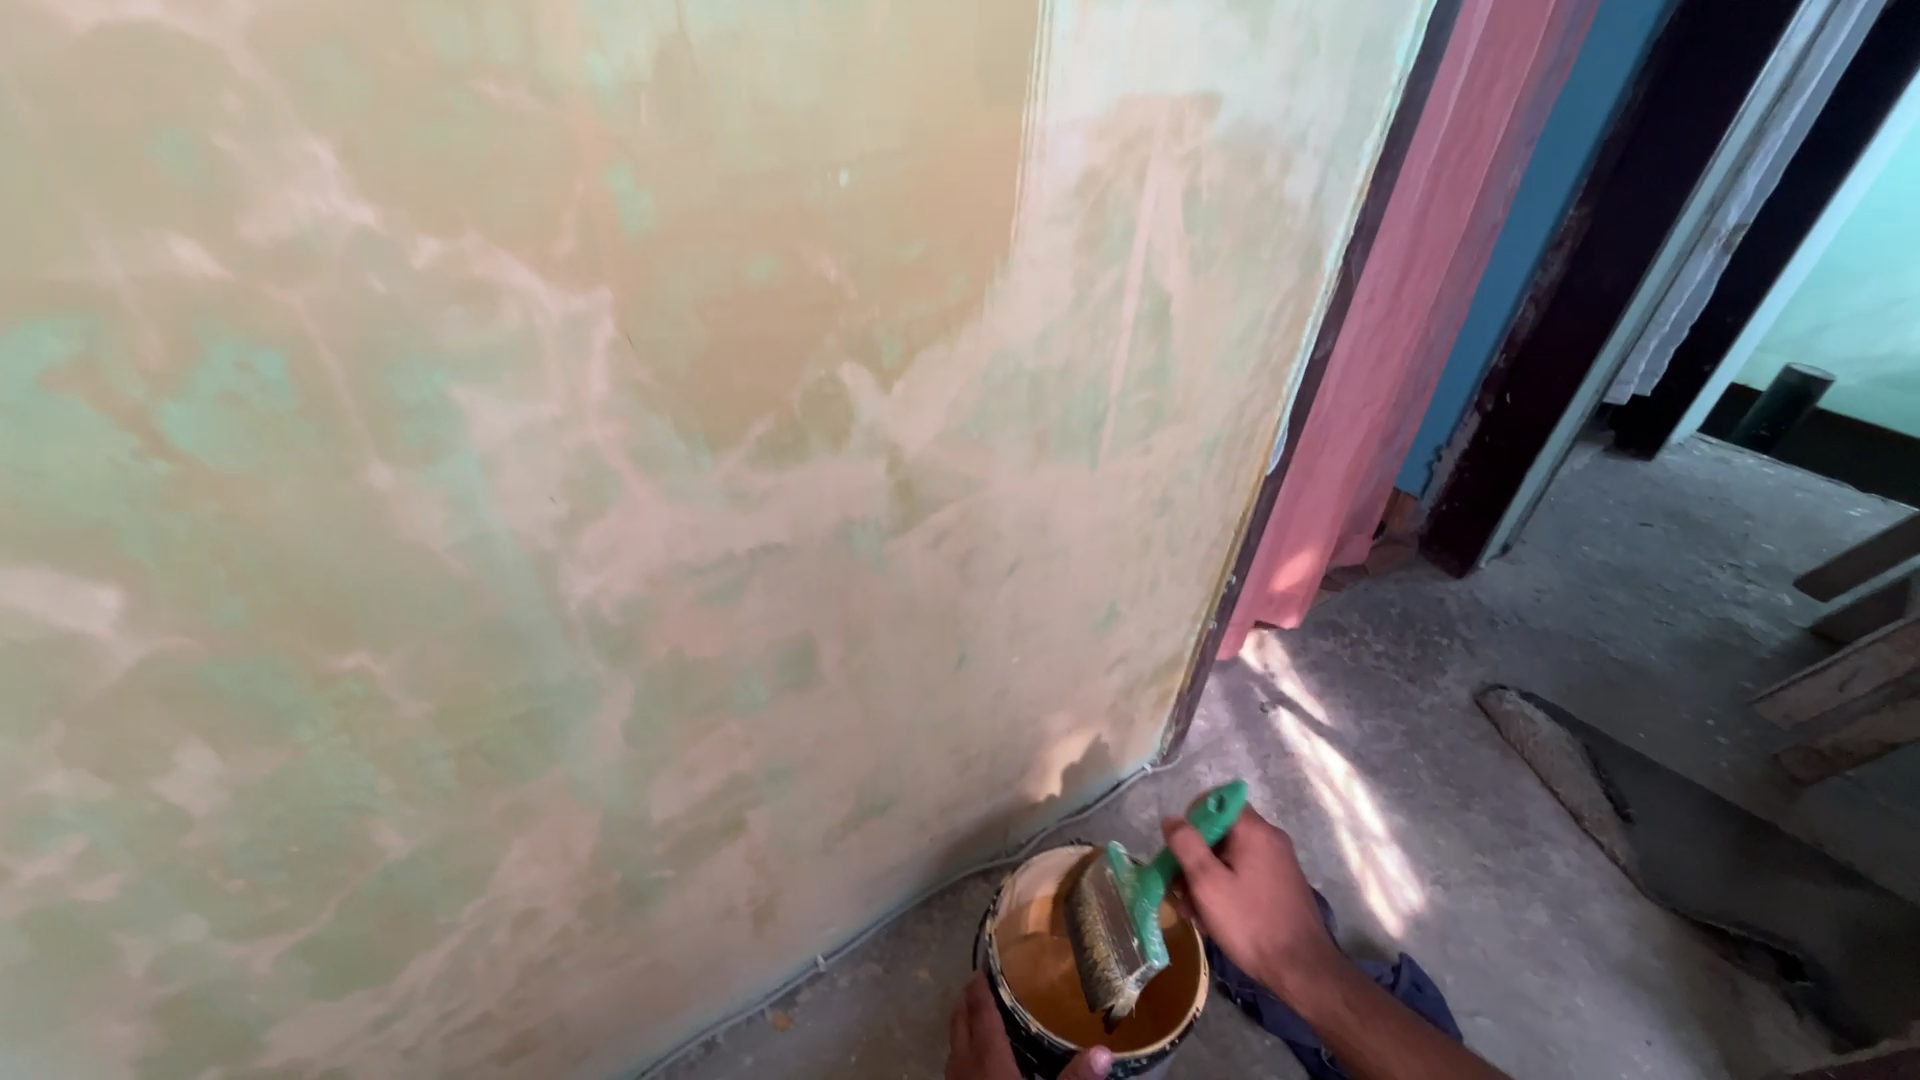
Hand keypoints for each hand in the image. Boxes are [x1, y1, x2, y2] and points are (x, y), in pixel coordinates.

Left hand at [946, 972, 1112, 1079]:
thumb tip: (1104, 1052)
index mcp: (987, 1059)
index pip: (981, 1012)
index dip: (981, 988)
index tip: (986, 966)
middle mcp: (964, 1066)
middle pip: (959, 1021)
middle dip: (968, 999)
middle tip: (982, 982)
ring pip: (954, 1043)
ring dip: (963, 1023)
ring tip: (980, 1014)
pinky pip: (955, 1065)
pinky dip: (963, 1049)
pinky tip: (979, 1061)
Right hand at [1162, 806, 1346, 1000]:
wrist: (1303, 971)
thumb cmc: (1250, 922)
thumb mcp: (1207, 883)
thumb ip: (1186, 844)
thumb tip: (1172, 819)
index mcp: (1254, 830)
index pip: (1215, 802)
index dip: (1191, 821)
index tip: (1179, 851)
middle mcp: (1270, 839)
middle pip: (1220, 832)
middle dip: (1194, 857)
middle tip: (1179, 888)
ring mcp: (1278, 863)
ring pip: (1230, 857)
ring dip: (1206, 878)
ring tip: (1192, 911)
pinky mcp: (1282, 885)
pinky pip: (1245, 874)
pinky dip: (1226, 888)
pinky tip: (1213, 918)